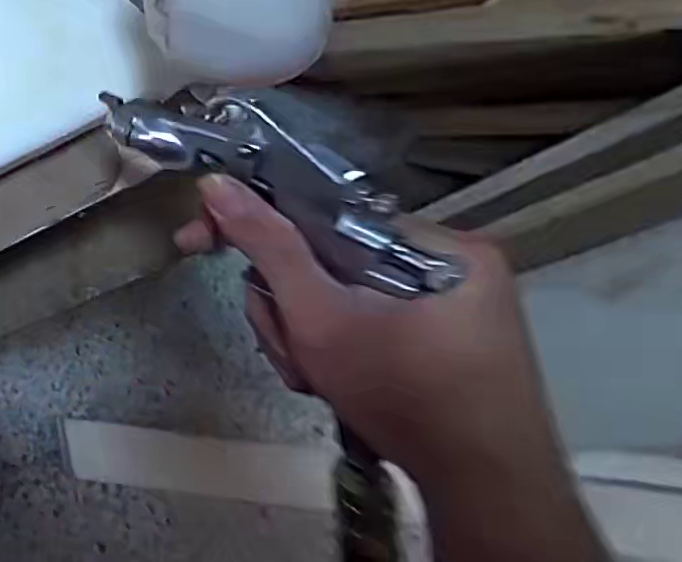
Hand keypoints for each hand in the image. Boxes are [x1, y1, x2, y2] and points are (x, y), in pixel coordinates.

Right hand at [176, 175, 605, 561]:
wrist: (485, 498)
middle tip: (280, 339)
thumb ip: (266, 243)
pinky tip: (324, 373)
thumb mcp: (319, 314)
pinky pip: (348, 310)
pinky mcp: (431, 332)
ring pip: (324, 286)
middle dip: (281, 301)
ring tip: (306, 369)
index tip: (196, 241)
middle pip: (315, 252)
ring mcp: (440, 301)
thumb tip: (215, 182)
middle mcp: (443, 263)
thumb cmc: (406, 395)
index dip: (250, 224)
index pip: (315, 209)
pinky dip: (322, 340)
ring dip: (296, 327)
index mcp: (436, 246)